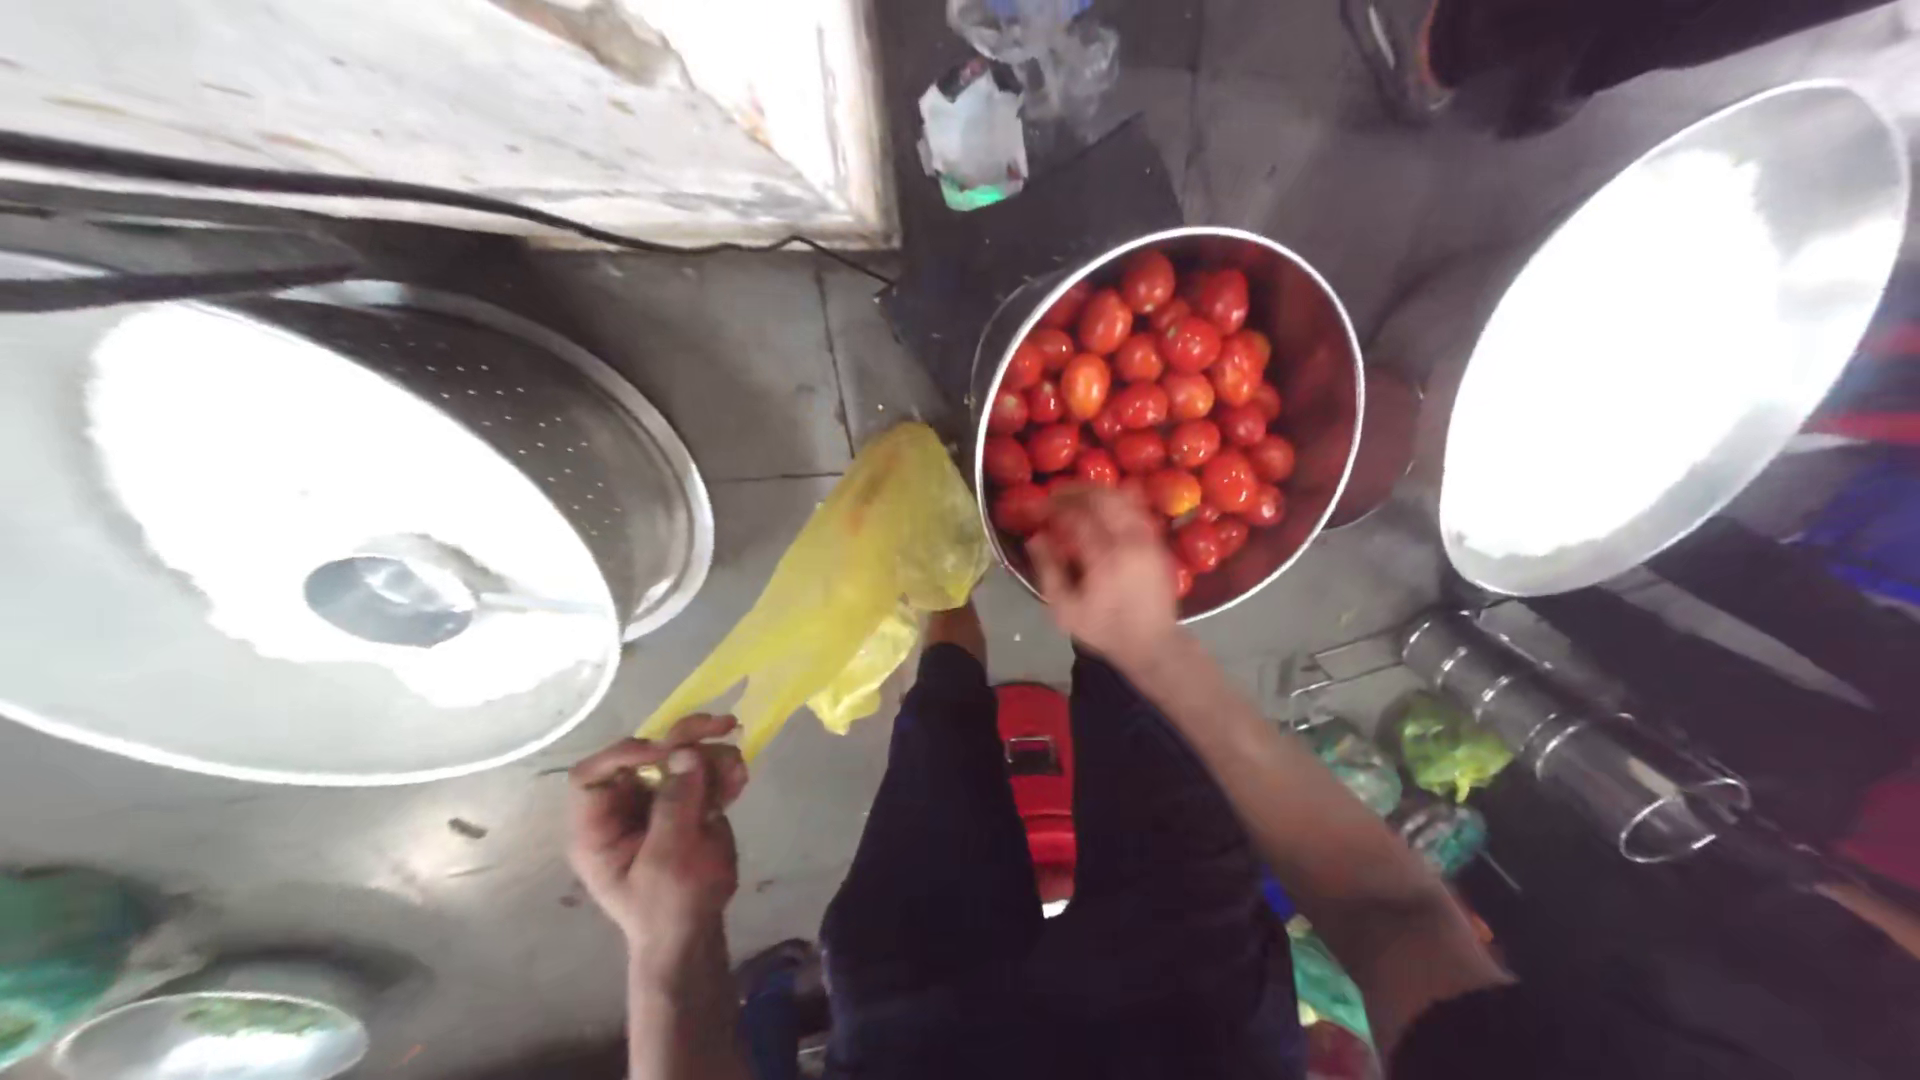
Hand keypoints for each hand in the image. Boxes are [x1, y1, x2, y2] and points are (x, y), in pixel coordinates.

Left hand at [567, 714, 748, 970]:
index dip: (622, 755)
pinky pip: (706, 769)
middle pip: (645, 752)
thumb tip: (685, 752)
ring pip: (682, 754)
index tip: (663, 751)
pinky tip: (739, 781)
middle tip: (723, 725)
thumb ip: (675, 805)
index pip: (592, 775)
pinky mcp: (690, 800)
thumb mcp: (665, 862)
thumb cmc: (667, 909)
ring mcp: (660, 800)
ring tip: (737, 773)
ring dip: (714, 754)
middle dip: (684, 737)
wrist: (696, 933)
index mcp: (598, 825)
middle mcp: (625, 804)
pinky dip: (726, 768)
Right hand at [1028, 486, 1180, 667]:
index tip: (1037, 507)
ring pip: (1123, 498)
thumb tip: (1036, 538)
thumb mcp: (1065, 609)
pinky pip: (1138, 510)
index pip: (1074, 515)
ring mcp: (1148, 539)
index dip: (1052, 506)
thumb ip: (1048, 570)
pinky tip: (1105, 508)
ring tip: (1078, 497)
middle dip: (1075, 490)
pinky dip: (1119, 501)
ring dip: (1097, 492)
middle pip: (1102, 497)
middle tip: (1056, 495)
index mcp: (1103, 557)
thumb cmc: (1104, 629)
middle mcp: (1129, 541)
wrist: (1152, 644)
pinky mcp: (1158, 543)